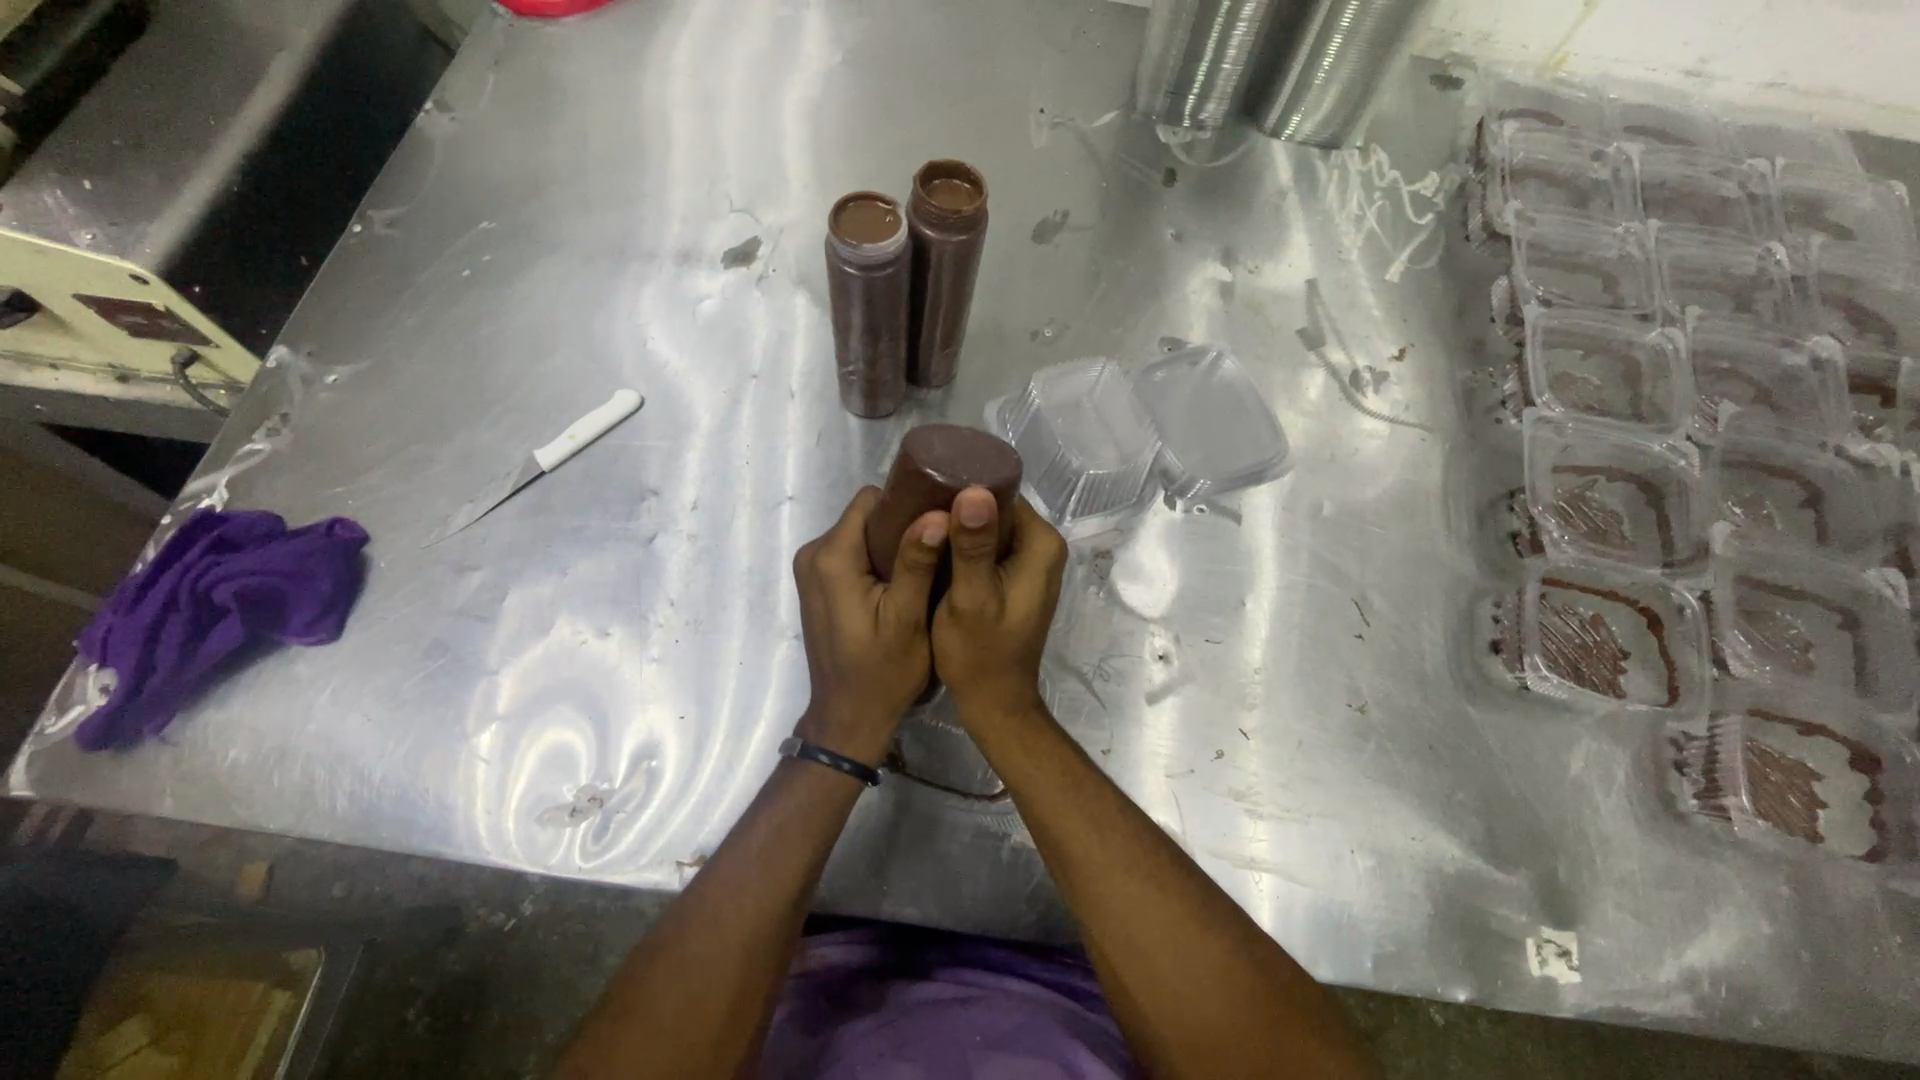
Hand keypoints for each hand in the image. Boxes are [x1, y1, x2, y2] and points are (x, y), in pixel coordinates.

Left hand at [792, 487, 946, 766]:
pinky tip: (905, 582)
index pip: (871, 500)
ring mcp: (812, 570)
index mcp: (832, 557)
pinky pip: (853, 554)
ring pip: (861, 534)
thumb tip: (936, 513)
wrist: (850, 718)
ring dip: (892, 545)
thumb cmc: (882, 672)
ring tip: (928, 566)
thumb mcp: (907, 619)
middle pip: (866, 515)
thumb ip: (917, 562)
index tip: (940, 521)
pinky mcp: (819, 585)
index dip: (907, 505)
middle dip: (902, 526)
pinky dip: (878, 561)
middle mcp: (813, 554)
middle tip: (941, 549)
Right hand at [932, 488, 1067, 729]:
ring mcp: (1032, 564)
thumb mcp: (970, 598)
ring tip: (918, 527)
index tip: (924, 495)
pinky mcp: (1018, 578)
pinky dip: (964, 546)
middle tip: (914, 514)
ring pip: (989, 527)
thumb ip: (973, 546)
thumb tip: (974, 492)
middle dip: (957, 508)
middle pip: (995, 508)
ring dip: (957, 527)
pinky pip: (989, 547)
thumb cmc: (979, 652)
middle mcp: (1044, 547)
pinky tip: (933, 550)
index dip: (962, 490)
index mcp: (1041, 544)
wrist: (994, 700)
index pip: (1000, 493)